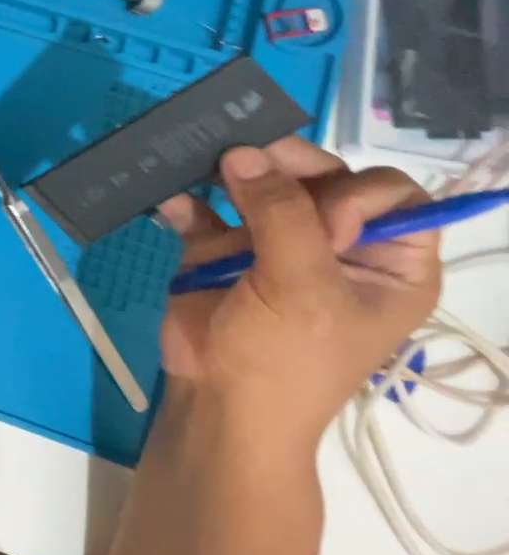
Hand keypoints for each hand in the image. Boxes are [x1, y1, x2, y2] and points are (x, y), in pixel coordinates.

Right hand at [156, 138, 441, 444]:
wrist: (219, 401)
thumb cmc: (287, 357)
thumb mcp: (301, 288)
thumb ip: (280, 217)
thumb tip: (243, 152)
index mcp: (385, 261)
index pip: (389, 198)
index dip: (353, 195)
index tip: (318, 220)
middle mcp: (333, 245)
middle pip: (319, 181)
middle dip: (283, 167)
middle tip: (237, 157)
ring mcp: (270, 246)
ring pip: (258, 187)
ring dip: (228, 172)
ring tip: (198, 158)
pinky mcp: (216, 252)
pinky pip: (201, 213)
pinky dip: (182, 200)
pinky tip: (165, 196)